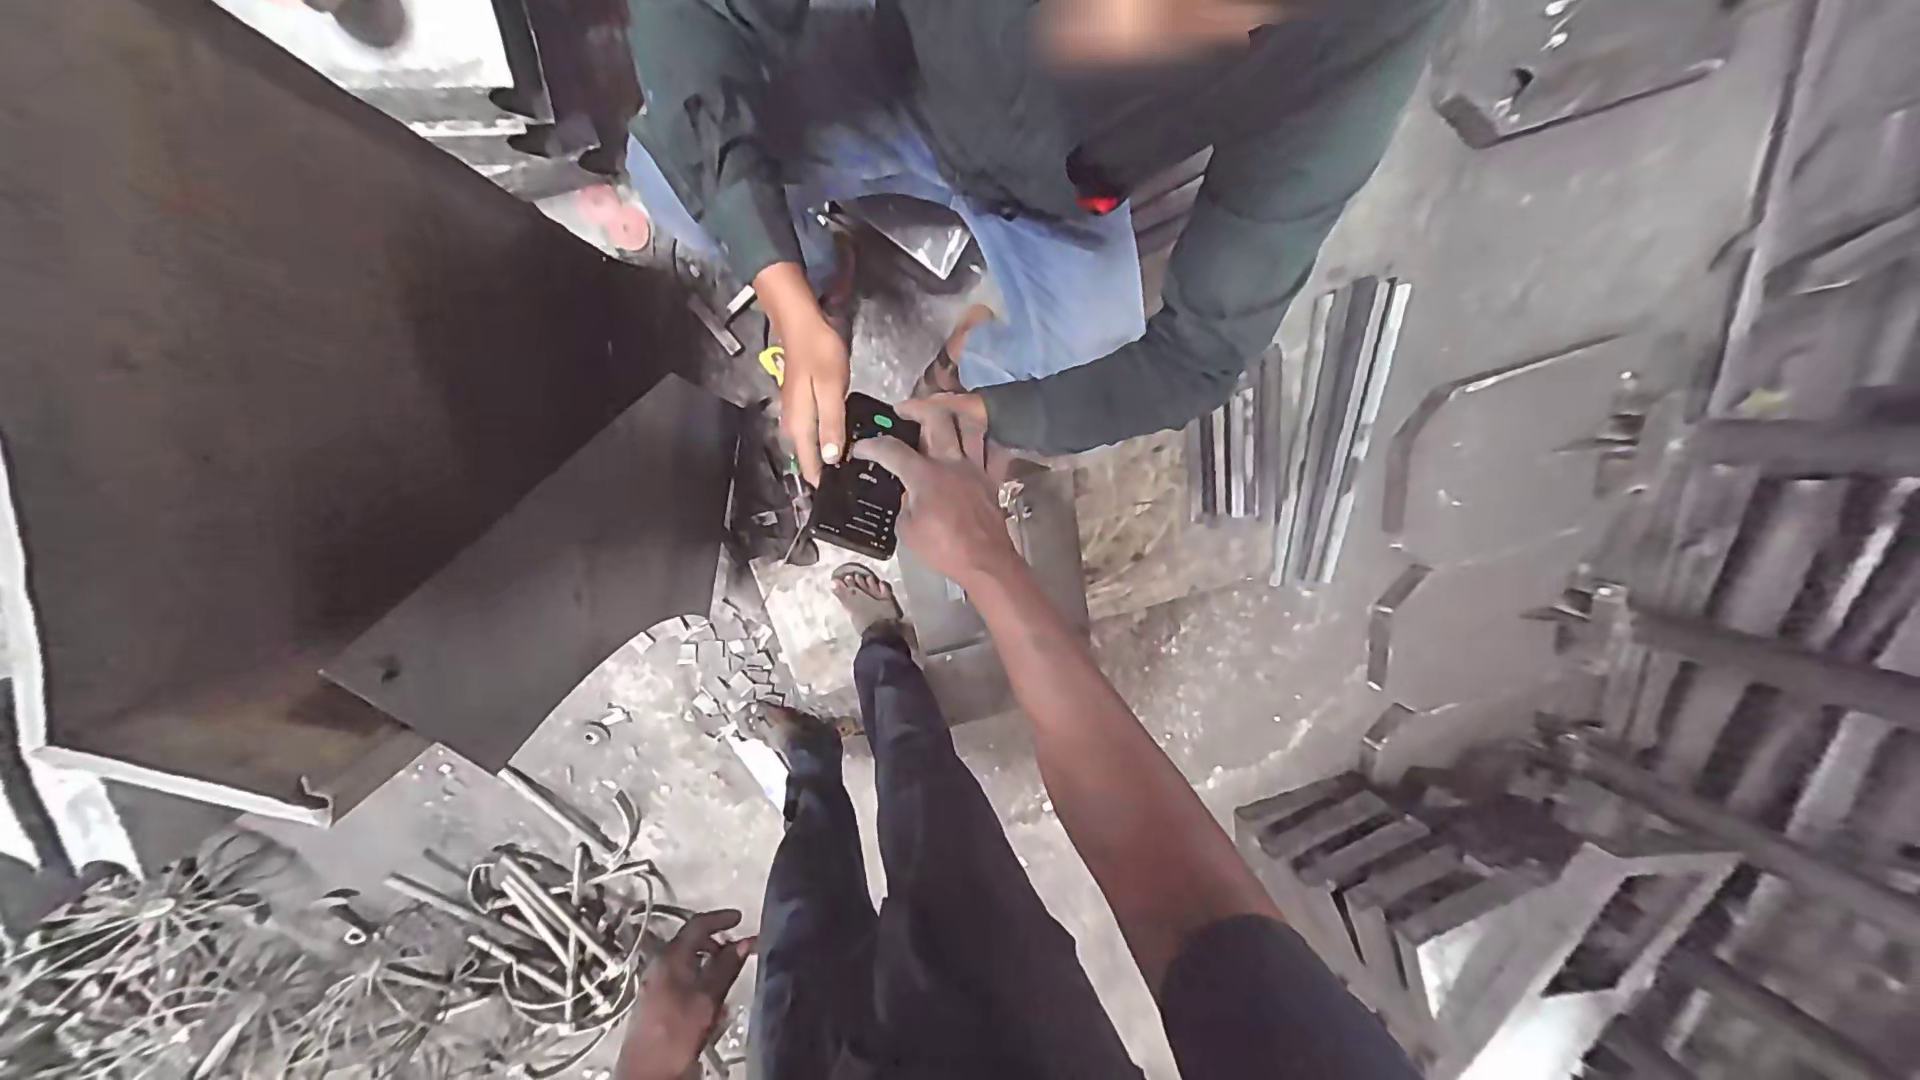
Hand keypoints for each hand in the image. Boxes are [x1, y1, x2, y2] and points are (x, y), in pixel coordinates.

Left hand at [616, 910, 754, 1079]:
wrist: (646, 1078)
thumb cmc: (676, 1034)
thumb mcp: (708, 998)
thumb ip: (727, 966)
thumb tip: (746, 942)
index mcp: (669, 958)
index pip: (697, 925)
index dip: (720, 918)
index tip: (739, 919)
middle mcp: (658, 967)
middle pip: (691, 942)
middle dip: (716, 942)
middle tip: (736, 948)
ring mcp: (653, 987)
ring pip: (687, 963)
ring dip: (709, 964)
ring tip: (726, 976)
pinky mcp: (653, 1006)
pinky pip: (680, 982)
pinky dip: (698, 981)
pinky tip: (709, 1000)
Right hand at [777, 313, 850, 484]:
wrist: (800, 321)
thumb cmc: (819, 353)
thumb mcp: (830, 390)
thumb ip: (832, 425)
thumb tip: (830, 460)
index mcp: (799, 424)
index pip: (809, 464)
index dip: (823, 482)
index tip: (841, 499)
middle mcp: (793, 423)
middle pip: (808, 458)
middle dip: (825, 474)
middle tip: (852, 487)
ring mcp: (796, 412)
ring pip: (810, 445)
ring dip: (825, 458)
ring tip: (848, 470)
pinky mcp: (803, 402)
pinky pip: (814, 430)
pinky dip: (826, 440)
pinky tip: (841, 441)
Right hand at [852, 398, 1022, 589]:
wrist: (984, 561)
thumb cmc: (943, 549)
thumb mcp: (907, 529)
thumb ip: (905, 503)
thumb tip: (910, 493)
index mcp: (924, 475)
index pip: (892, 449)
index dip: (872, 445)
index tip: (862, 448)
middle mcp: (951, 462)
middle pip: (936, 417)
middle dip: (916, 407)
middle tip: (903, 411)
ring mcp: (975, 467)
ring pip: (969, 424)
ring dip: (952, 414)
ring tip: (940, 416)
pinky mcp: (992, 478)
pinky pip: (993, 449)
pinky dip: (983, 441)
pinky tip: (973, 442)